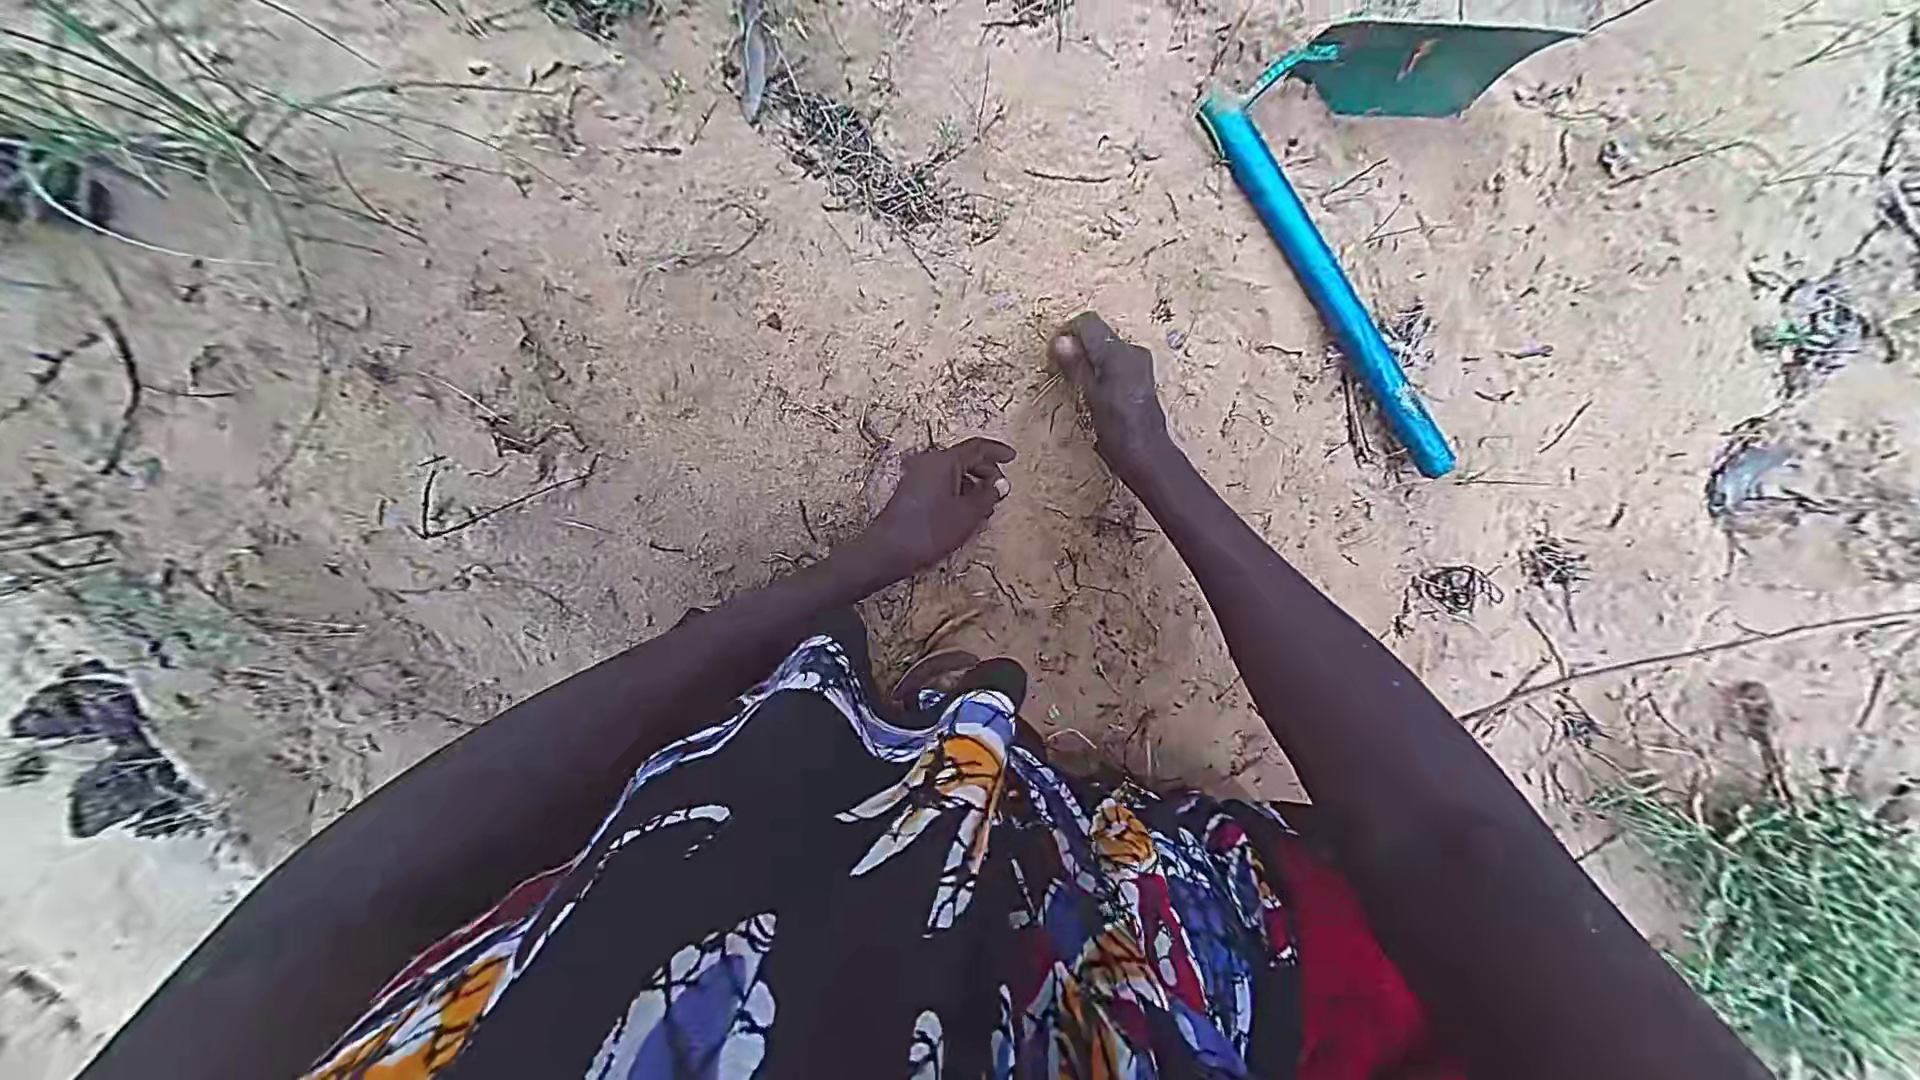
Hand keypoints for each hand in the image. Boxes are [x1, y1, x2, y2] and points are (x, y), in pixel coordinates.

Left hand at [860, 437, 1015, 577]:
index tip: (1012, 457)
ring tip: (984, 508)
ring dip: (972, 486)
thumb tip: (1001, 484)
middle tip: (1000, 490)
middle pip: (964, 459)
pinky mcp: (912, 493)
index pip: (976, 447)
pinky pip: (941, 485)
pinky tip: (965, 514)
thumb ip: (988, 495)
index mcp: (944, 461)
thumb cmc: (931, 530)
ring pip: (953, 474)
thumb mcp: (968, 513)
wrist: (889, 550)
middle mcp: (929, 463)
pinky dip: (957, 493)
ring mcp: (918, 477)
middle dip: (986, 472)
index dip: (997, 452)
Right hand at [1050, 312, 1168, 473]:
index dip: (1067, 333)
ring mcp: (1139, 363)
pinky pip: (1115, 362)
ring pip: (1106, 349)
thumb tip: (1060, 340)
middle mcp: (1133, 351)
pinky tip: (1094, 391)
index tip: (1054, 354)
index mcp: (1118, 354)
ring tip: (1077, 385)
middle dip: (1077, 347)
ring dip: (1088, 359)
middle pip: (1098, 335)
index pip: (1088, 323)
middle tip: (1062, 371)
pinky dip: (1101, 369)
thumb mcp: (1089, 397)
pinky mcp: (1141, 376)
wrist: (1145, 455)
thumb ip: (1076, 366)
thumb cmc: (1116, 430)